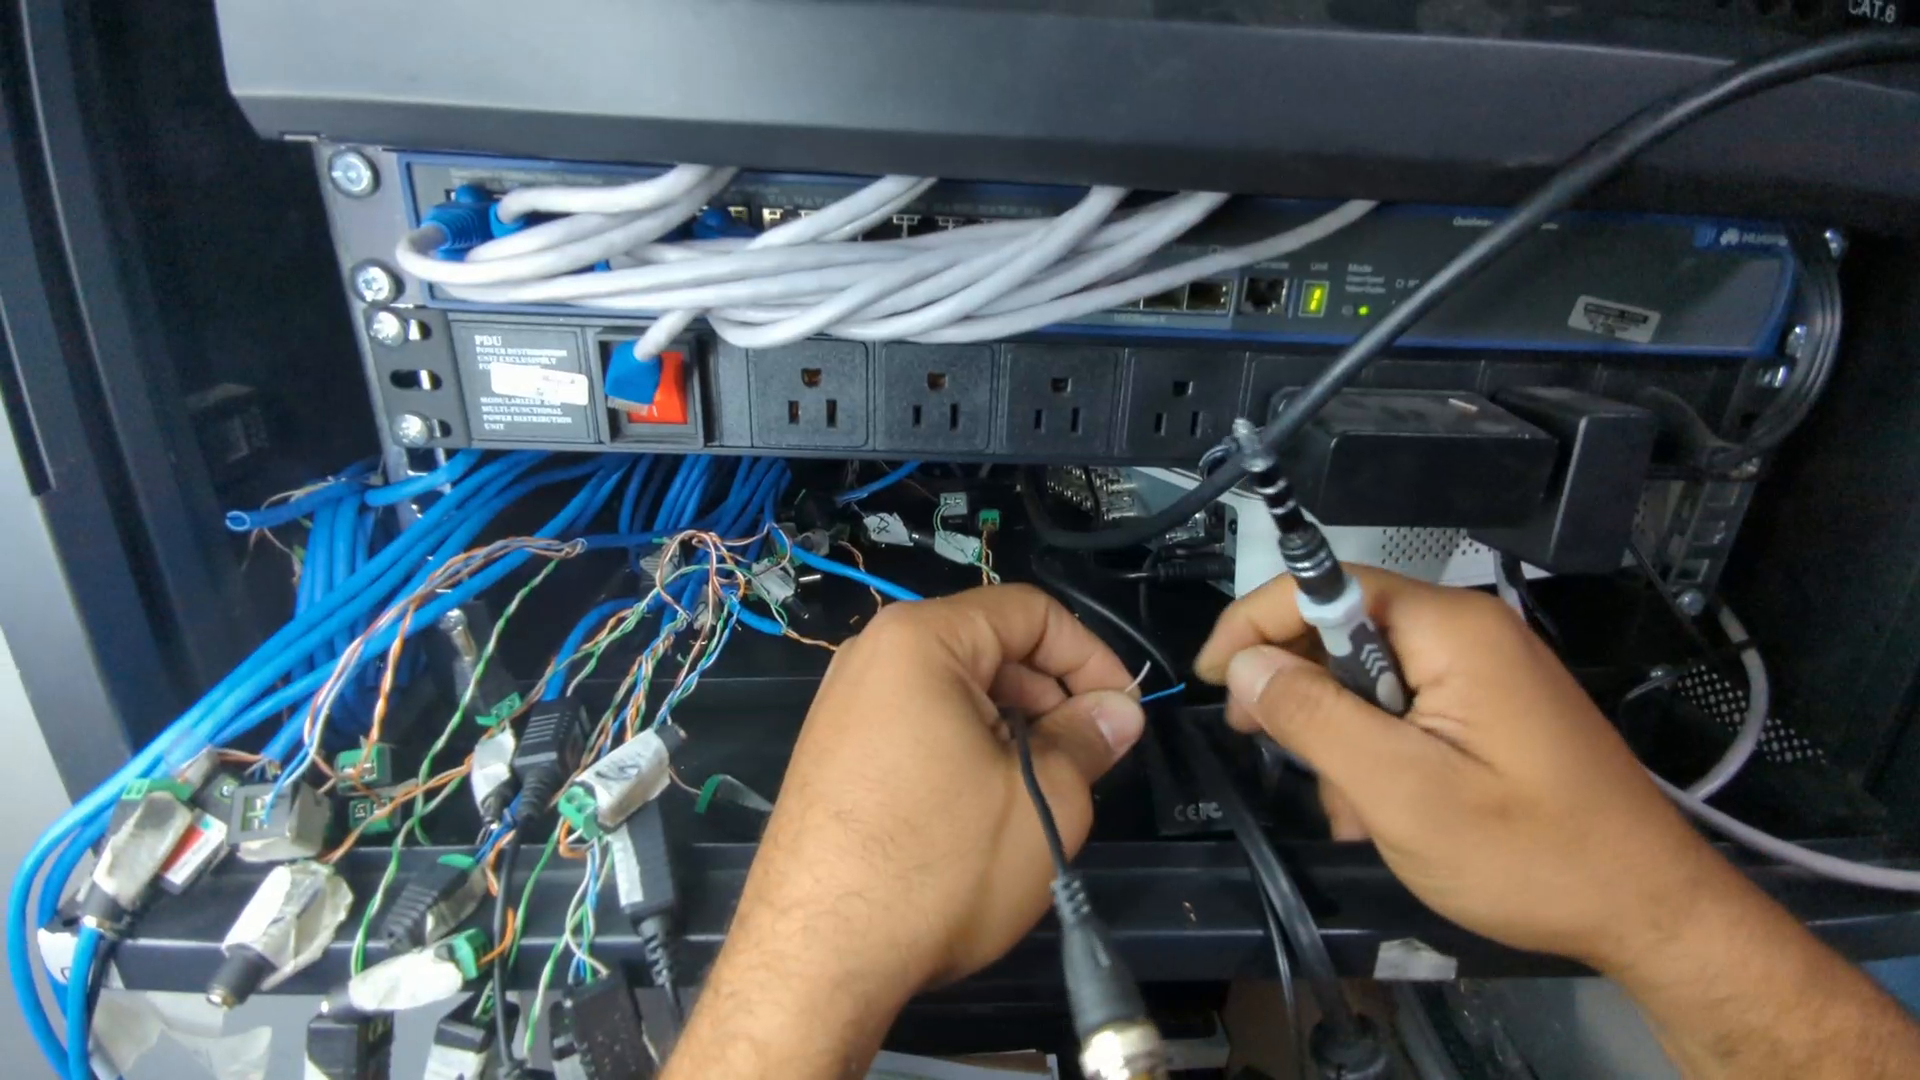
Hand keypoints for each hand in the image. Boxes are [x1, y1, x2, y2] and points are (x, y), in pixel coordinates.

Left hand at [667, 585, 1144, 1079]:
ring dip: (1013, 725)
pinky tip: (984, 802)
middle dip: (1051, 695)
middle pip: (989, 647)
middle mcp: (873, 654)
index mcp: (920, 639)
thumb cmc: (937, 864)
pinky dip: (966, 744)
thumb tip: (1118, 710)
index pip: (1029, 611)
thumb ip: (1088, 738)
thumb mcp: (1040, 799)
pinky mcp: (834, 749)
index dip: (1090, 654)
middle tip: (1090, 756)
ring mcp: (845, 702)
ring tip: (1040, 787)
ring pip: (955, 689)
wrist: (810, 962)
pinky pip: (918, 721)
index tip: (1123, 710)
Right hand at [1193, 567, 1746, 975]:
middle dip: (1296, 690)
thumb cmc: (1532, 855)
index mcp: (1449, 628)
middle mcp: (1462, 630)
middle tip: (1263, 743)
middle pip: (1336, 629)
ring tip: (1347, 804)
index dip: (1253, 624)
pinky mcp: (1481, 705)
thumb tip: (1242, 665)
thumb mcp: (1400, 790)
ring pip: (1358, 674)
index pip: (1321, 587)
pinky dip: (1369, 747)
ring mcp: (1476, 668)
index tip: (1212, 679)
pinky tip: (1378, 804)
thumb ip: (1312, 716)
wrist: (1658, 920)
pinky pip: (1394, 703)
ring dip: (1333, 733)